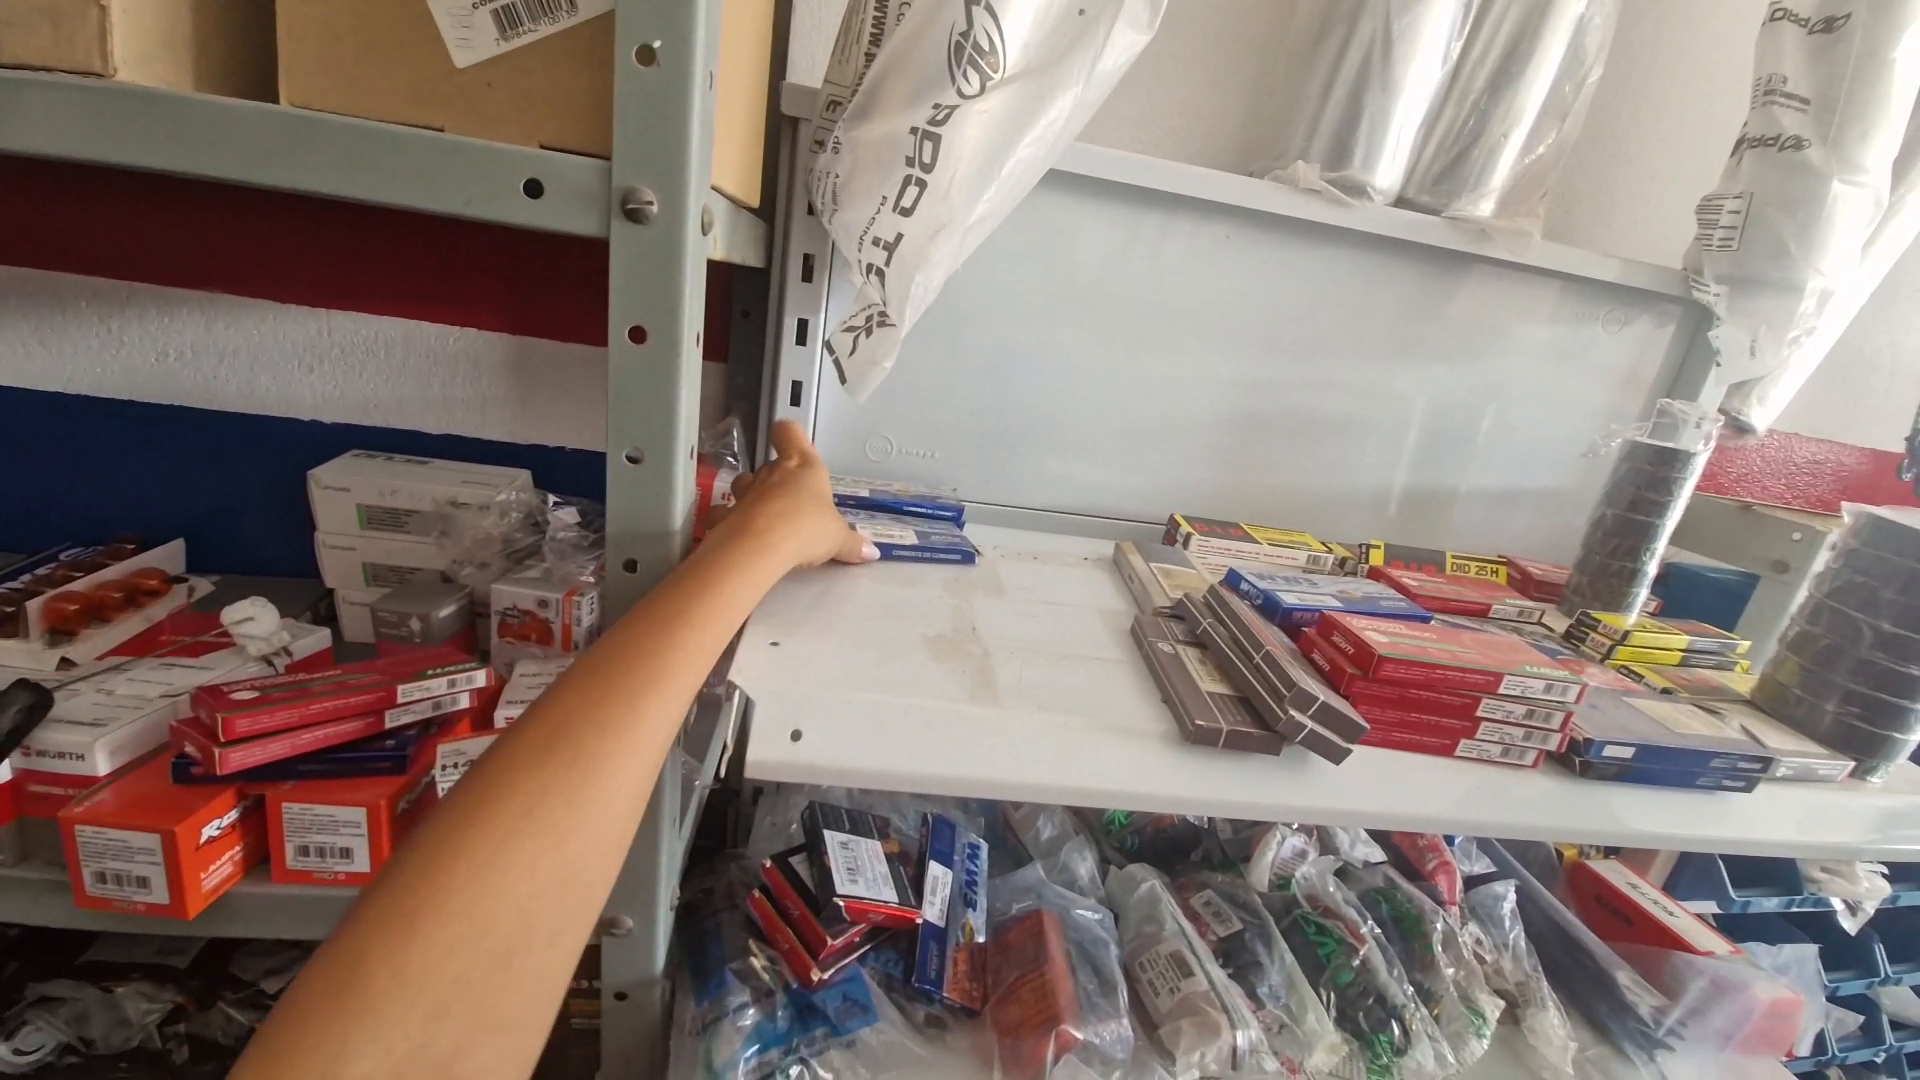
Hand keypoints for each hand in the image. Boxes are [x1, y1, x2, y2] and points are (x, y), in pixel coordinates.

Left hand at [715, 421, 877, 568]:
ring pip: (744, 484)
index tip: (793, 442)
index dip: (790, 435)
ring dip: (752, 495)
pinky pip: (725, 513)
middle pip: (769, 464)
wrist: (760, 547)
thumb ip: (852, 544)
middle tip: (791, 501)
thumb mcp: (837, 539)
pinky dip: (729, 521)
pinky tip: (737, 535)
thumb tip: (872, 552)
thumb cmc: (806, 529)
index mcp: (804, 467)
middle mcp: (773, 473)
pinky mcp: (725, 515)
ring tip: (764, 516)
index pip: (790, 434)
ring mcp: (746, 493)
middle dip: (777, 479)